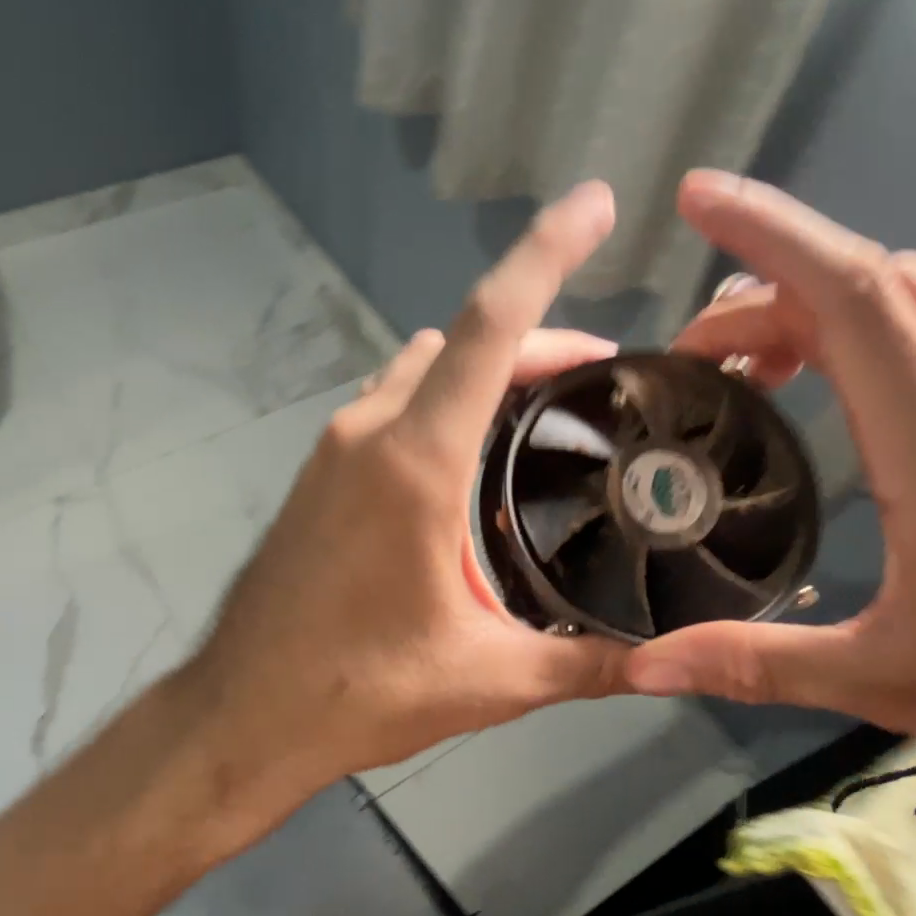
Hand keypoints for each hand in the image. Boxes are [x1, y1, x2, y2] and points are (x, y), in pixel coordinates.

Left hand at [181, 181, 630, 792]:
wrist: (243, 711)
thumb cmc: (359, 689)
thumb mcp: (489, 678)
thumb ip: (588, 662)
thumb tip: (672, 661)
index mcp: (417, 461)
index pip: (489, 326)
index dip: (546, 253)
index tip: (594, 204)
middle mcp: (371, 432)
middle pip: (460, 341)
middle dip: (536, 335)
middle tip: (603, 371)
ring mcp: (334, 449)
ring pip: (418, 368)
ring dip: (479, 367)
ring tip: (542, 408)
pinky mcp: (318, 474)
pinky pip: (389, 404)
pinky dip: (438, 399)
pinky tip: (470, 454)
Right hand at [627, 170, 915, 813]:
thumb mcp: (891, 677)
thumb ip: (758, 664)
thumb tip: (646, 669)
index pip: (845, 291)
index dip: (766, 231)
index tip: (700, 199)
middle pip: (863, 285)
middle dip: (760, 299)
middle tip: (697, 357)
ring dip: (830, 293)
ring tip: (771, 348)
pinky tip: (904, 325)